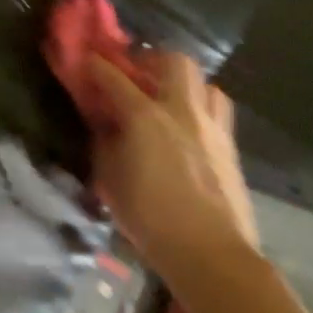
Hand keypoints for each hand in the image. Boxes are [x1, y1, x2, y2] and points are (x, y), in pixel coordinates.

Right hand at [77, 51, 258, 283]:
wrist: (211, 253)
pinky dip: (199, 110)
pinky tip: (184, 130)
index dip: (93, 63)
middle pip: (174, 61)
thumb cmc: (148, 215)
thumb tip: (105, 122)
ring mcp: (213, 130)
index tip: (80, 58)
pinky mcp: (232, 150)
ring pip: (206, 85)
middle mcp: (183, 112)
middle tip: (134, 74)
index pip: (112, 75)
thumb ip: (104, 139)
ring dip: (183, 84)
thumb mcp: (108, 175)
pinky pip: (217, 113)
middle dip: (150, 59)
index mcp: (145, 116)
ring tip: (166, 100)